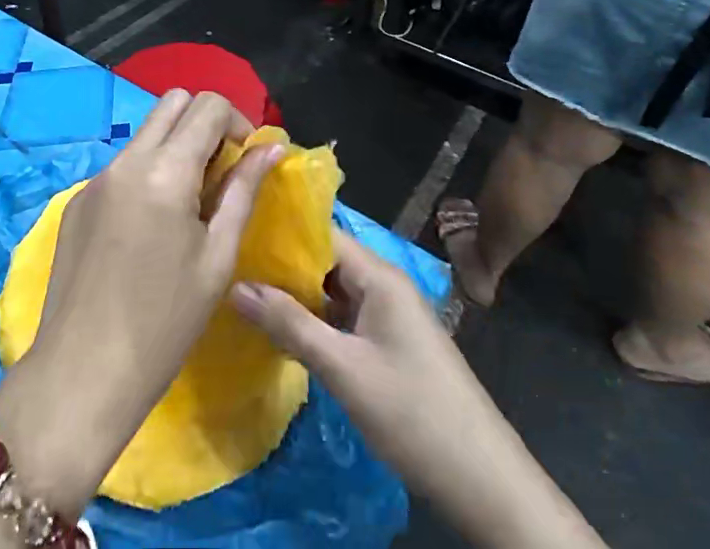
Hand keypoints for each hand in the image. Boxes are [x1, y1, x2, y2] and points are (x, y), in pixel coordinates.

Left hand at [0, 91, 282, 511]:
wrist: (83, 370)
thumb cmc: (166, 321)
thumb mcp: (218, 255)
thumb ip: (242, 191)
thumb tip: (270, 148)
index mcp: (164, 171)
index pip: (207, 106)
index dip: (237, 122)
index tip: (246, 160)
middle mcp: (125, 161)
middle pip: (171, 104)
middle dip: (203, 123)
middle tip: (220, 172)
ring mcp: (94, 180)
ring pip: (144, 135)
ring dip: (173, 149)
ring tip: (188, 206)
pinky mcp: (75, 203)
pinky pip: (120, 168)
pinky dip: (146, 176)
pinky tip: (148, 231)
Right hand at [229, 230, 479, 488]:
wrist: (481, 478)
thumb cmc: (412, 412)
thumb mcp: (343, 367)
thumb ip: (289, 324)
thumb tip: (235, 285)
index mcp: (380, 278)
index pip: (323, 234)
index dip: (281, 232)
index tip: (236, 231)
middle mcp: (384, 287)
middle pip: (325, 261)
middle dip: (280, 264)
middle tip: (228, 264)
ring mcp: (387, 317)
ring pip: (331, 291)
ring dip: (293, 294)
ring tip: (240, 291)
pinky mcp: (386, 344)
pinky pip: (341, 318)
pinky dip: (311, 320)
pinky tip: (277, 329)